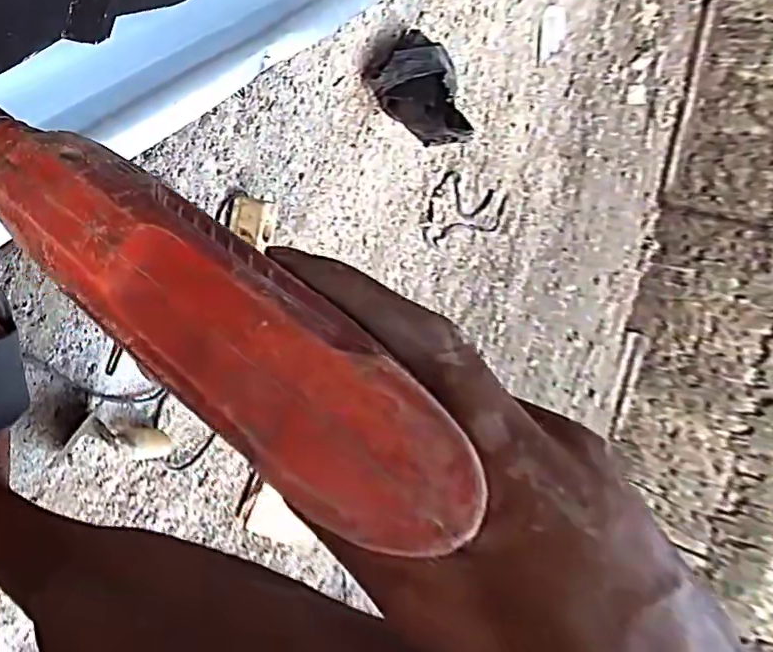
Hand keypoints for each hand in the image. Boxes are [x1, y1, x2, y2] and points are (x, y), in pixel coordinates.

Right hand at [267, 247, 736, 651]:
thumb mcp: (422, 595)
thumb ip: (343, 517)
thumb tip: (272, 455)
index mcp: (520, 462)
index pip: (426, 342)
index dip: (350, 291)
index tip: (293, 264)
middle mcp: (561, 444)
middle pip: (437, 351)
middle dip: (354, 315)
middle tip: (289, 302)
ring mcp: (583, 459)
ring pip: (462, 387)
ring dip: (393, 367)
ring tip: (332, 367)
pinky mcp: (588, 478)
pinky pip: (491, 417)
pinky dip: (433, 407)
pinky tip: (405, 434)